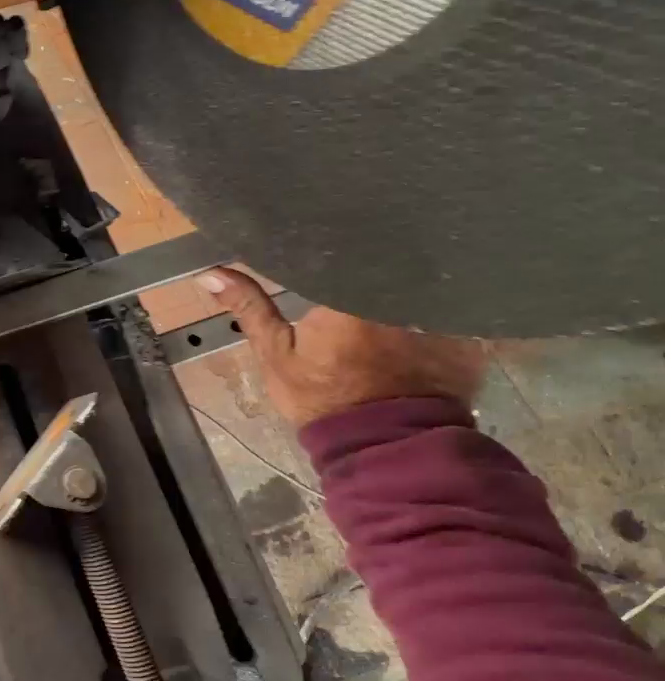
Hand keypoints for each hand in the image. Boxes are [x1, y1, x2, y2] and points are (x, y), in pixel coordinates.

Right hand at [195, 267, 484, 425]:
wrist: (388, 446)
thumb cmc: (323, 396)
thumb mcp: (276, 351)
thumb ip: (250, 307)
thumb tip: (211, 273)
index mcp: (350, 292)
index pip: (339, 247)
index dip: (325, 239)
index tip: (307, 234)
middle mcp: (402, 293)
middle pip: (382, 255)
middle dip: (362, 252)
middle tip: (339, 254)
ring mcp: (441, 311)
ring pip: (416, 276)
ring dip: (398, 273)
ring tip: (374, 276)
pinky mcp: (469, 332)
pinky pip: (446, 301)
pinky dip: (428, 299)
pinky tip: (410, 306)